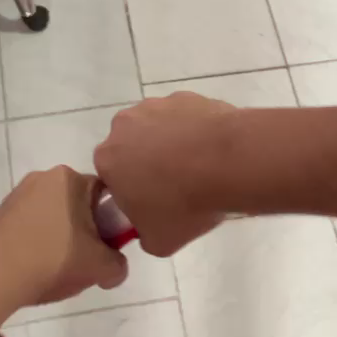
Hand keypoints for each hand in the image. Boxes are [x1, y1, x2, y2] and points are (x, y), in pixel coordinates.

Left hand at [0, 166, 128, 324]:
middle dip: (88, 231)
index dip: (113, 222)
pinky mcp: (0, 214)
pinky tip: (36, 268)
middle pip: (80, 204)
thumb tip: (115, 267)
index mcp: (70, 178)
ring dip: (64, 239)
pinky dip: (40, 243)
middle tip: (86, 262)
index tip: (109, 247)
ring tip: (58, 269)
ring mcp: (18, 195)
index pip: (106, 193)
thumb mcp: (99, 267)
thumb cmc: (51, 260)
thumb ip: (119, 264)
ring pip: (56, 216)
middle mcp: (43, 177)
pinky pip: (33, 225)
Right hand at [94, 93, 235, 256]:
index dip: (131, 191)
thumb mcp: (159, 241)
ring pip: (157, 128)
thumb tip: (147, 228)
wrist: (229, 163)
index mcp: (108, 159)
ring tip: (200, 166)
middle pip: (132, 147)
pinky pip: (183, 116)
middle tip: (177, 185)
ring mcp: (155, 106)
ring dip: (171, 143)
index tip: (153, 203)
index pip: (112, 177)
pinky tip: (213, 148)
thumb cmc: (186, 204)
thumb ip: (143, 234)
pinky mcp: (185, 96)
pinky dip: (193, 129)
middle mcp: (123, 126)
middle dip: (148, 163)